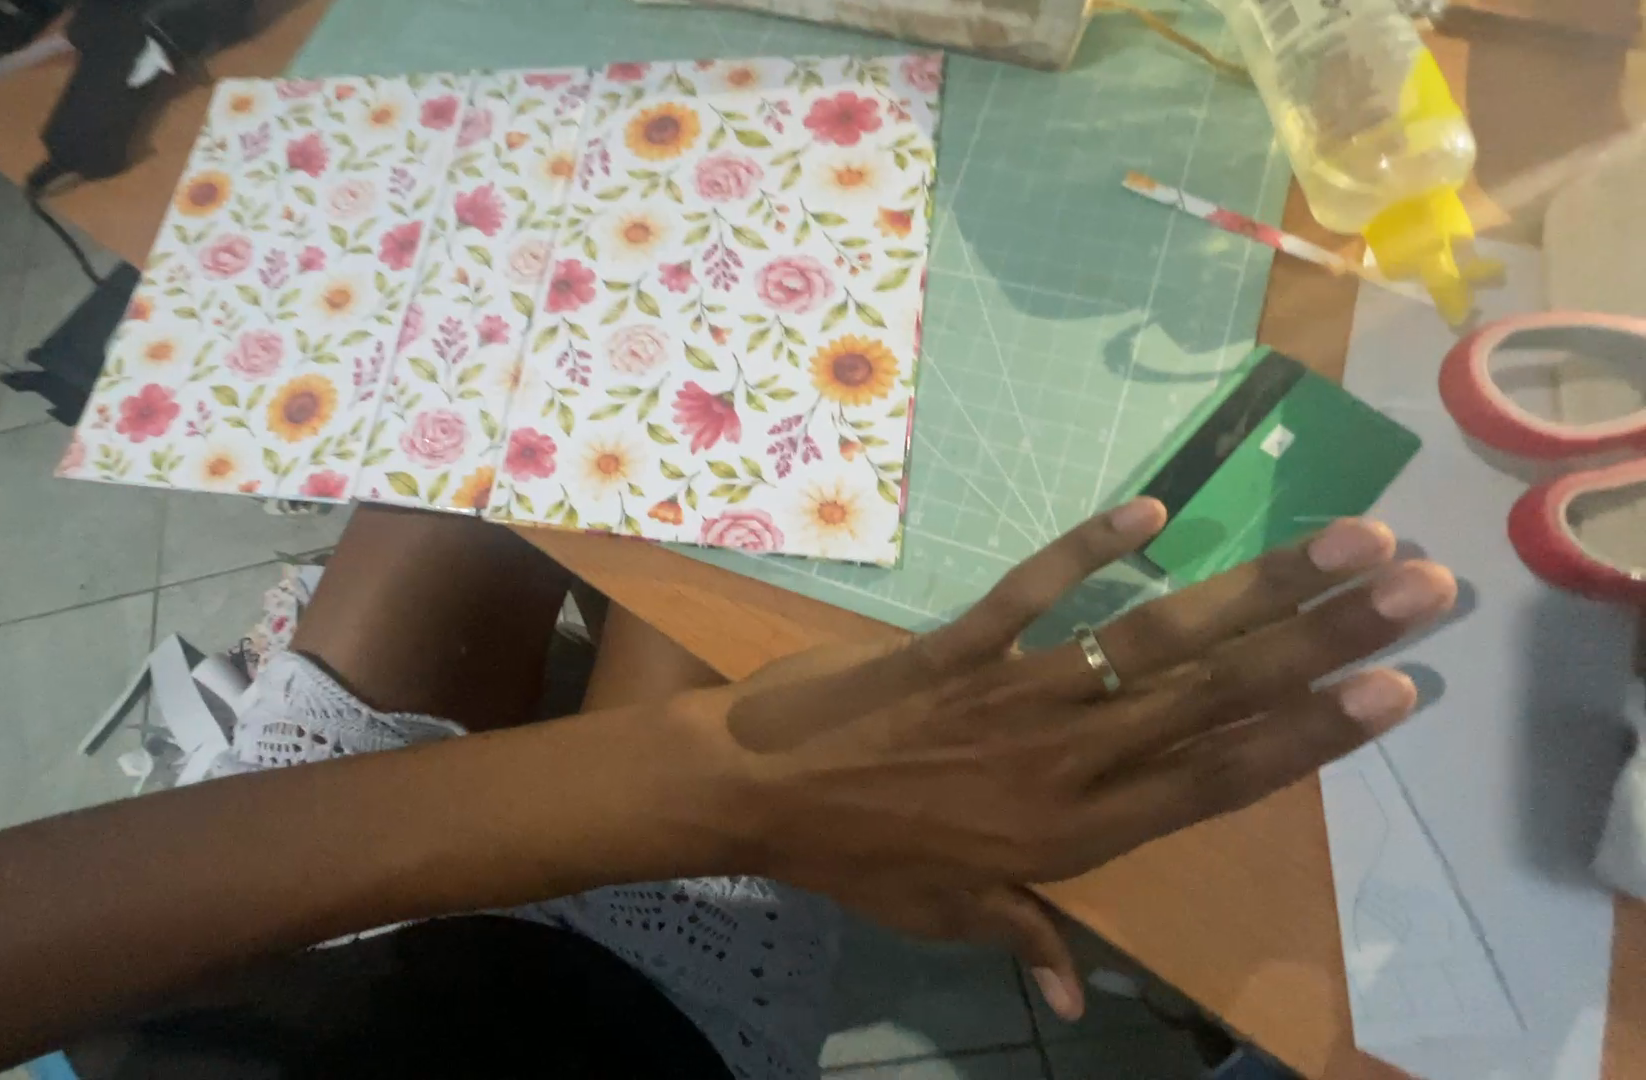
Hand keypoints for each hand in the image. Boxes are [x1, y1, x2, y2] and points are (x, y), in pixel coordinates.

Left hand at [686, 498, 1454, 1018]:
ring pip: (1144, 642)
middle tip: (1418, 585)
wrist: (755, 789)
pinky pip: (1027, 594)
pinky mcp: (947, 650)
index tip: (1395, 687)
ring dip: (1244, 591)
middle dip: (1321, 640)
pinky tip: (1149, 512)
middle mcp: (1059, 760)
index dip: (1309, 734)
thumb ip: (1021, 935)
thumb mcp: (939, 913)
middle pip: (1210, 697)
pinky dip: (1084, 551)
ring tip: (1335, 543)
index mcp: (1068, 830)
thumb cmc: (849, 853)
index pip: (1215, 777)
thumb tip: (1083, 1002)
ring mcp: (1005, 696)